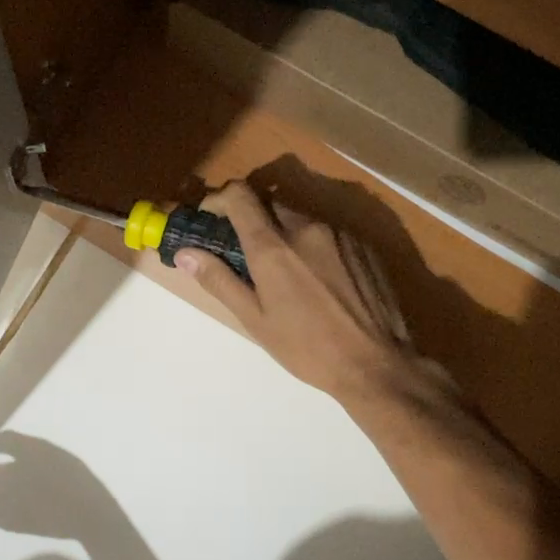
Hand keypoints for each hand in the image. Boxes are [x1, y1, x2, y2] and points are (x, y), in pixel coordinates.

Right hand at [175, 181, 440, 405]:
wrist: (375, 363)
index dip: (219, 201)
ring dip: (283, 233)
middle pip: (269, 204)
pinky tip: (318, 281)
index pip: (239, 196)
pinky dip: (312, 245)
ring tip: (284, 273)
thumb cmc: (306, 348)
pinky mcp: (364, 245)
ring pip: (299, 218)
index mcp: (274, 247)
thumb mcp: (254, 320)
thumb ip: (219, 280)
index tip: (211, 220)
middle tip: (243, 253)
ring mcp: (340, 234)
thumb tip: (185, 253)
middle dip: (250, 220)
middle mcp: (307, 228)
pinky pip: (328, 233)